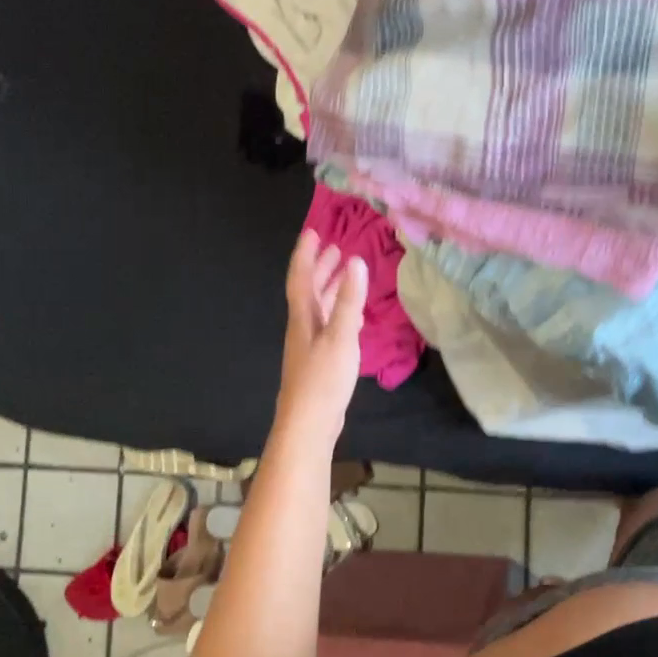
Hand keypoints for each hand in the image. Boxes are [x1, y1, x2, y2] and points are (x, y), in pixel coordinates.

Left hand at [274, 229, 368, 446]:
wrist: (308, 424)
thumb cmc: (323, 379)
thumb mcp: (341, 336)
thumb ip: (349, 300)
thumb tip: (356, 262)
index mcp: (303, 318)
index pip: (301, 278)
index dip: (306, 254)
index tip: (313, 231)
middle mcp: (303, 327)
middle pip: (309, 291)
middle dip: (320, 268)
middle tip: (334, 247)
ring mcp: (310, 345)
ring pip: (318, 308)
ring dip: (330, 288)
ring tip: (346, 274)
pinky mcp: (320, 361)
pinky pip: (328, 325)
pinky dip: (339, 312)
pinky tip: (352, 316)